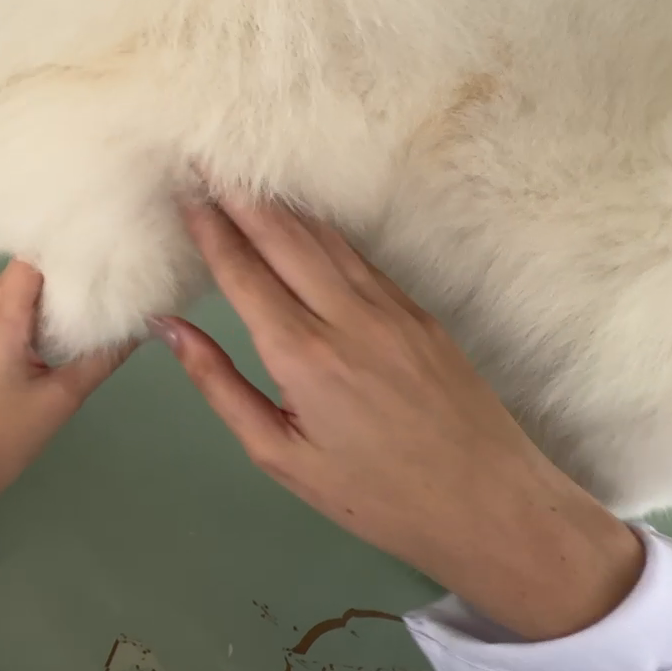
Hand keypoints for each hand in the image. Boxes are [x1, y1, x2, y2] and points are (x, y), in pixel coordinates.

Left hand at [0, 261, 130, 546]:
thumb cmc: (6, 435)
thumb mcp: (62, 396)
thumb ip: (101, 356)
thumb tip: (142, 324)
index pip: (31, 258)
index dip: (66, 247)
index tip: (104, 245)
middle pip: (23, 268)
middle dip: (64, 266)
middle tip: (109, 267)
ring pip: (13, 287)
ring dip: (48, 288)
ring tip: (93, 291)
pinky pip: (3, 307)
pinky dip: (31, 307)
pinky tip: (61, 321)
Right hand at [155, 196, 644, 641]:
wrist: (503, 515)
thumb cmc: (373, 494)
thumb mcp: (277, 454)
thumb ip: (218, 384)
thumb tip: (168, 327)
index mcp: (302, 354)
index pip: (242, 271)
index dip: (209, 227)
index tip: (184, 191)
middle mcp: (346, 317)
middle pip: (282, 237)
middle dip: (239, 194)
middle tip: (207, 156)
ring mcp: (390, 308)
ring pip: (322, 237)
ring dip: (277, 202)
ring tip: (243, 175)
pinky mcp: (419, 312)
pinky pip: (354, 255)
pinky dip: (317, 227)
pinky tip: (297, 216)